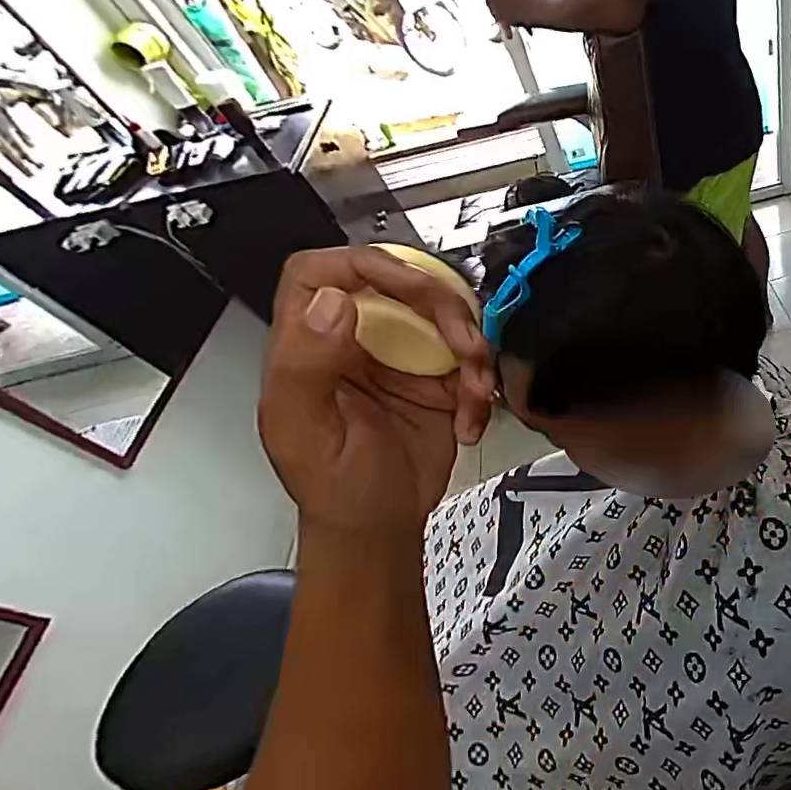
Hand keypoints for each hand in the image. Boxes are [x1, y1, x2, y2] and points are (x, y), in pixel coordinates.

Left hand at [258, 247, 494, 536]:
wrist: (382, 524)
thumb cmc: (335, 487)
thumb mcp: (307, 432)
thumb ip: (308, 366)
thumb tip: (330, 302)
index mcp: (312, 346)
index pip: (327, 273)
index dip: (371, 265)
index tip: (416, 289)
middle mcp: (359, 344)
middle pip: (405, 291)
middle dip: (446, 312)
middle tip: (468, 348)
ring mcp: (403, 361)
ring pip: (449, 323)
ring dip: (474, 353)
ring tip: (474, 393)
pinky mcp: (439, 382)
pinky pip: (473, 364)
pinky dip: (483, 388)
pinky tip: (471, 418)